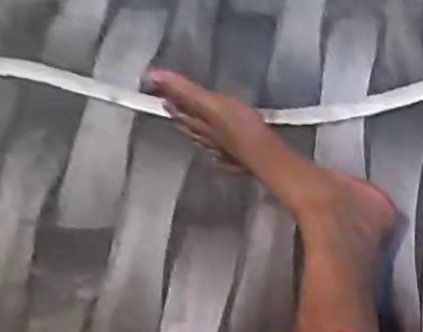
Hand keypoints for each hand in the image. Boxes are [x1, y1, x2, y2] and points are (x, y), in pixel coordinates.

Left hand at [145, 68, 280, 174]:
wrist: (271, 161)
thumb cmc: (243, 130)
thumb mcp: (212, 104)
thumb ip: (184, 90)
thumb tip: (151, 75)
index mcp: (201, 126)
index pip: (180, 111)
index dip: (169, 99)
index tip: (158, 90)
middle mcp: (210, 141)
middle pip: (191, 129)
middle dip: (181, 119)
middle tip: (171, 109)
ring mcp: (227, 155)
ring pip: (206, 144)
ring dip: (197, 137)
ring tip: (191, 132)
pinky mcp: (244, 165)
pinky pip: (226, 160)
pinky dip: (220, 157)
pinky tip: (219, 157)